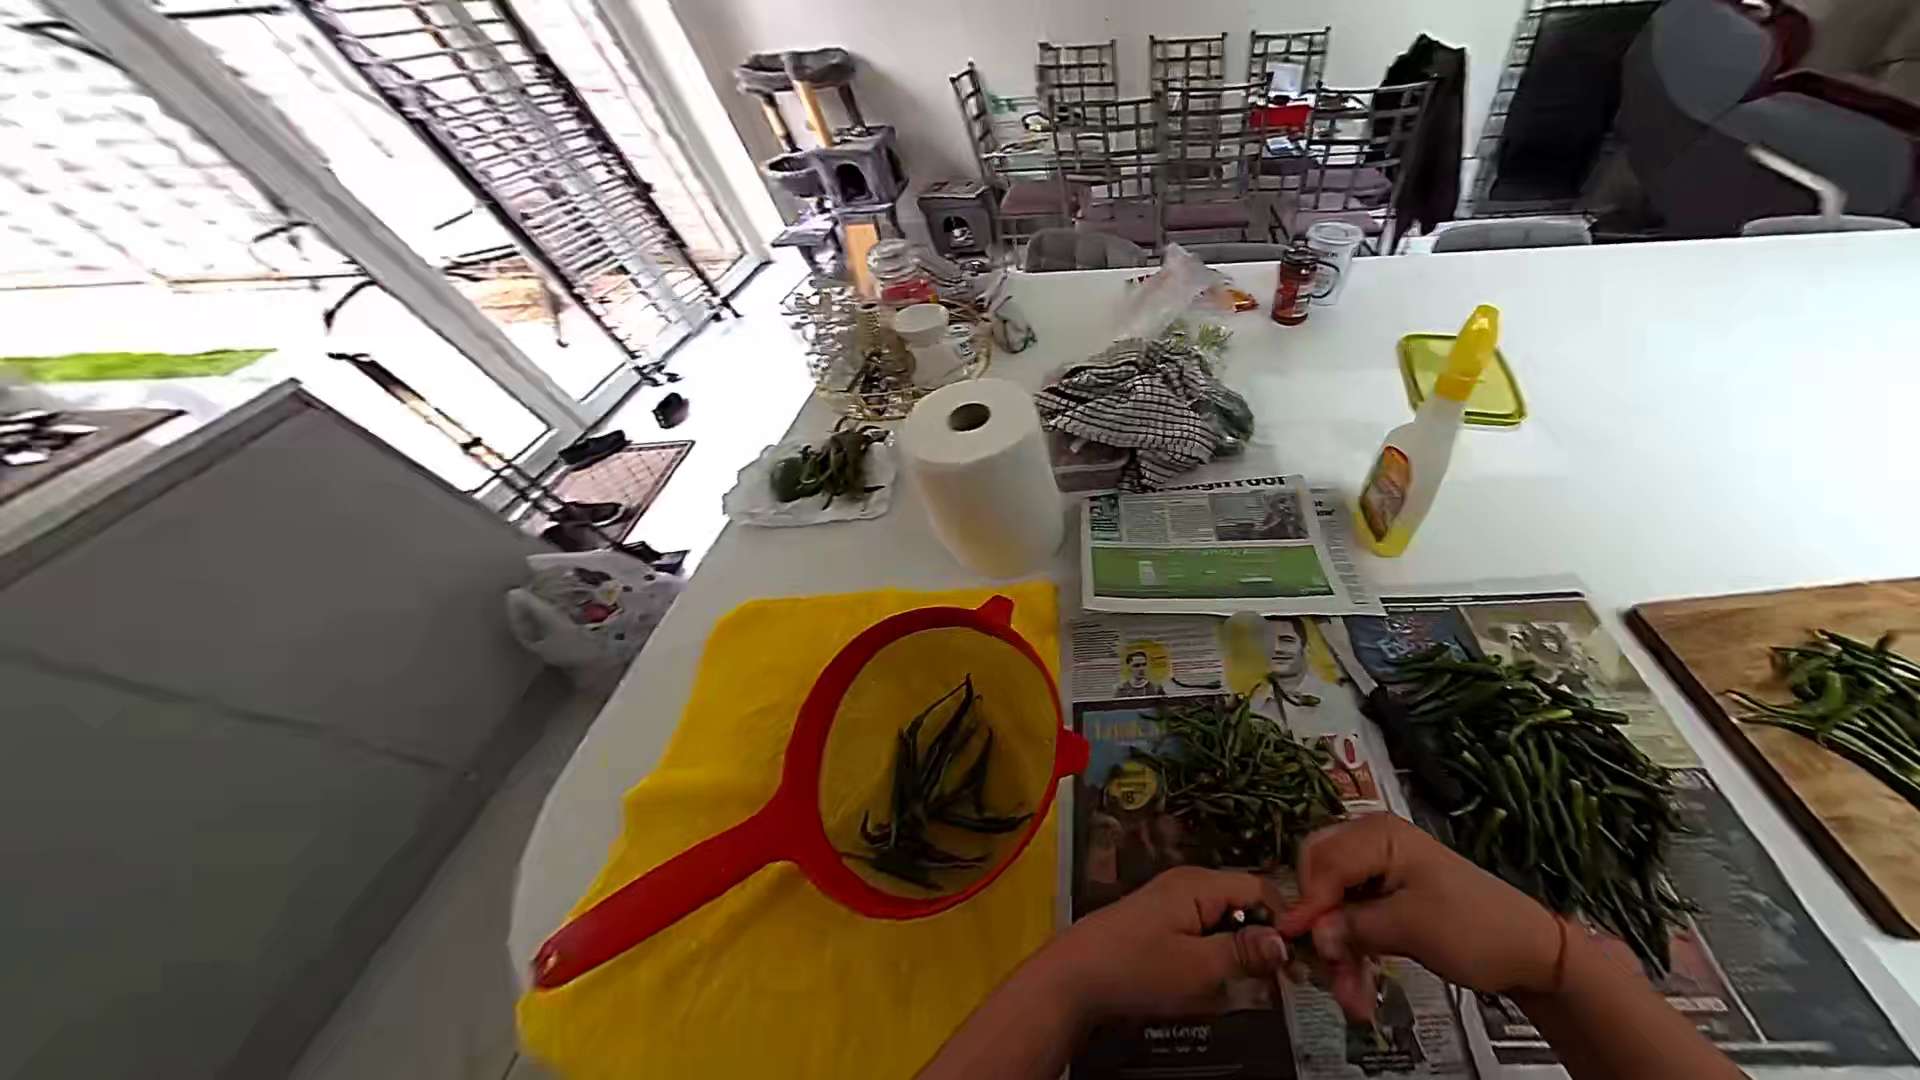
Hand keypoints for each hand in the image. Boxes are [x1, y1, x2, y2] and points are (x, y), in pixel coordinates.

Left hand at [1042, 866, 1293, 1022]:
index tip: (1302, 962)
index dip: (1286, 922)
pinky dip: (1213, 959)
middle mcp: (1188, 884)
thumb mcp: (1200, 967)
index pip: (1261, 887)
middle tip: (1275, 984)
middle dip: (1261, 942)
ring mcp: (1173, 902)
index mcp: (1199, 883)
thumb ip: (1245, 951)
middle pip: (1244, 904)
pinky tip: (1209, 986)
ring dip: (1237, 956)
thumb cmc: (1136, 968)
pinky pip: (1203, 935)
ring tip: (1238, 988)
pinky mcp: (1162, 923)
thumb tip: (1285, 940)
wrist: (1076, 976)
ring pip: (1225, 924)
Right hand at [1277, 814, 1562, 1020]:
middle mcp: (1370, 838)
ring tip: (1344, 979)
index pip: (1324, 861)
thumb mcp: (1411, 927)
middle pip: (1319, 870)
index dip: (1310, 900)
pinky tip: (1353, 966)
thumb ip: (1354, 926)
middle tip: (1322, 958)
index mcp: (1377, 833)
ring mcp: (1375, 861)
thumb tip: (1314, 934)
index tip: (1297, 935)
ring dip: (1333, 936)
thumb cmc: (1480, 929)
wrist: (1535, 954)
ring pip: (1331, 892)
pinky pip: (1348, 904)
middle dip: (1318, 918)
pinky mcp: (1382, 885)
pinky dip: (1348, 936)